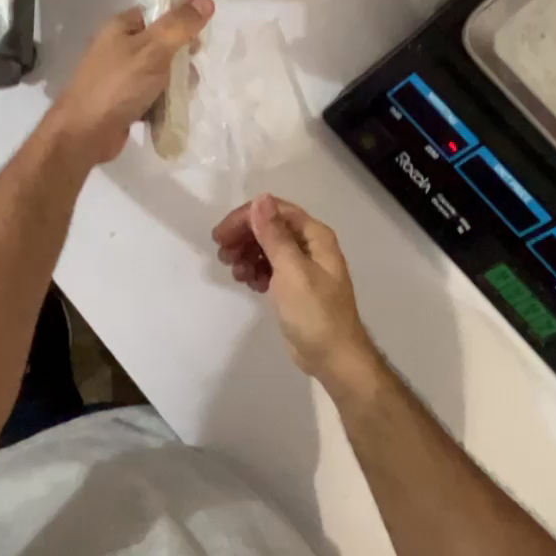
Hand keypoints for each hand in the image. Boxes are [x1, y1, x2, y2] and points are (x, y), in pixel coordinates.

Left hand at [42, 0, 214, 165]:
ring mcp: (119, 76)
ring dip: (173, 84)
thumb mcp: (153, 50)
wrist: (84, 134)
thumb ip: (180, 25)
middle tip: (186, 75)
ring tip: (179, 96)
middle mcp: (118, 47)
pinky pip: (151, 95)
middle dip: (180, 60)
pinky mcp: (122, 101)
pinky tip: (167, 112)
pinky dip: (161, 102)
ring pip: (159, 73)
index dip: (179, 24)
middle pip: (161, 45)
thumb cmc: (118, 86)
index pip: (157, 14)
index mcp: (120, 27)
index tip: (196, 41)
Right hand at [212, 195, 374, 382]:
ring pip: (267, 248)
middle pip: (270, 228)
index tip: (222, 234)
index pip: (275, 211)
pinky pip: (270, 268)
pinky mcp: (295, 287)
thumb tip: (261, 198)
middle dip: (244, 237)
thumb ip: (274, 234)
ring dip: (247, 255)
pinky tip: (249, 283)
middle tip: (222, 253)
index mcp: (315, 236)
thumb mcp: (291, 270)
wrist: (333, 357)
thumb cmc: (314, 312)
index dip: (246, 218)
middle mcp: (310, 246)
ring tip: (235, 272)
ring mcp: (303, 267)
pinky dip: (256, 271)